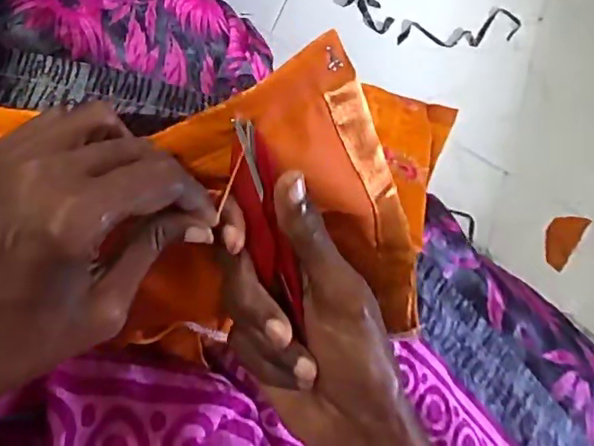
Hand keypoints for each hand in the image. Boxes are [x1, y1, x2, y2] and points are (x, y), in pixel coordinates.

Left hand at [0, 103, 217, 445]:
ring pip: (94, 116)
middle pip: (130, 143)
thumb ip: (148, 248)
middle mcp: (46, 167)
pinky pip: (54, 121)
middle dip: (161, 170)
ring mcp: (15, 151)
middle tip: (171, 200)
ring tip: (126, 180)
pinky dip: (81, 136)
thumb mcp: (100, 309)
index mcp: (74, 215)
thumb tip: (194, 218)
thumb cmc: (20, 341)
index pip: (155, 175)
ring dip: (122, 144)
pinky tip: (83, 169)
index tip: (202, 210)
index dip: (189, 190)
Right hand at [218, 170, 429, 445]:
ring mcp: (258, 301)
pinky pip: (238, 338)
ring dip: (268, 337)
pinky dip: (269, 362)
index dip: (233, 217)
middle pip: (232, 257)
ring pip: (234, 298)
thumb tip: (291, 174)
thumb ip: (308, 236)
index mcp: (296, 244)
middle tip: (281, 330)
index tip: (235, 239)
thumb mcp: (339, 290)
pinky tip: (297, 375)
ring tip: (305, 363)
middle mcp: (271, 264)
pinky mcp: (248, 338)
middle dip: (256, 298)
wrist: (357, 427)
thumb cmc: (361, 350)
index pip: (251, 210)